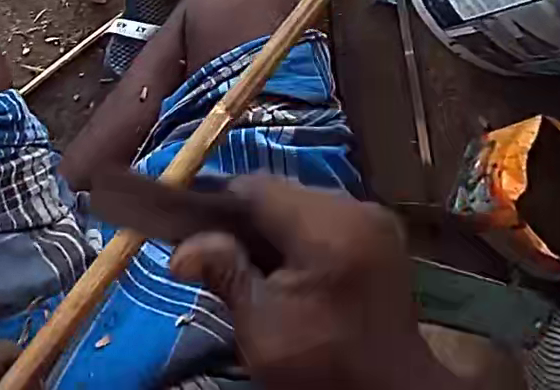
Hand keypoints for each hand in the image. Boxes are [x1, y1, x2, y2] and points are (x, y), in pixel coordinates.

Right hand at [168, 176, 460, 389]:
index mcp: (328, 226)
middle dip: (245, 215)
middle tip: (218, 246)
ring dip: (271, 221)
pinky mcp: (379, 229)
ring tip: (252, 256)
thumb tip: (180, 249)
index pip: (254, 188)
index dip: (217, 201)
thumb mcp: (264, 333)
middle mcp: (354, 206)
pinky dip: (298, 229)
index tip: (191, 224)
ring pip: (298, 199)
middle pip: (278, 191)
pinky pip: (322, 212)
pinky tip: (286, 260)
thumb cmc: (326, 370)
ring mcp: (372, 215)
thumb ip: (225, 276)